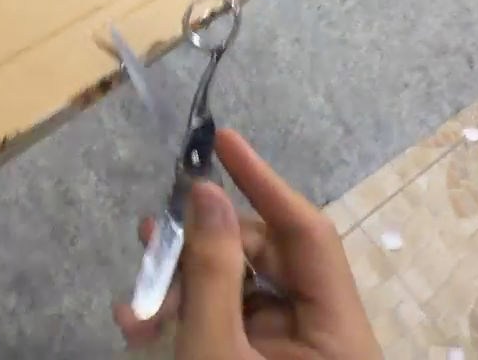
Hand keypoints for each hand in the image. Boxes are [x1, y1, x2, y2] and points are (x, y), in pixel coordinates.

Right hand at [114, 129, 381, 359]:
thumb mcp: (215, 352)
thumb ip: (211, 270)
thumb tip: (208, 190)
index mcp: (343, 341)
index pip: (308, 235)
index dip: (264, 182)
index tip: (222, 139)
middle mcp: (327, 341)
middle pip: (262, 259)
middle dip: (200, 249)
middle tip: (148, 240)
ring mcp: (294, 356)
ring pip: (235, 288)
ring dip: (179, 287)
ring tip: (134, 307)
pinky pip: (225, 319)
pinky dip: (183, 315)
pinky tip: (141, 328)